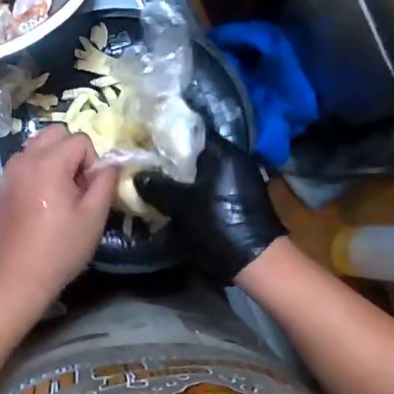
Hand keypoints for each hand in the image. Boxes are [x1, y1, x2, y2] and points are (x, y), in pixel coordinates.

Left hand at [0, 126, 117, 298]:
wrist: (16, 275)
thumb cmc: (60, 247)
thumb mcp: (94, 216)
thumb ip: (105, 183)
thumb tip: (108, 166)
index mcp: (49, 163)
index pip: (80, 139)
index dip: (92, 162)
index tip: (89, 191)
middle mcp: (25, 159)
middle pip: (55, 133)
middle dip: (72, 153)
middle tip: (76, 186)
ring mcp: (9, 172)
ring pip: (37, 146)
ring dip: (54, 160)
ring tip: (59, 194)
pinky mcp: (1, 187)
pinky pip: (24, 164)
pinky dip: (38, 172)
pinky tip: (41, 204)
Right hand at [134, 135, 285, 282]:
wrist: (255, 261)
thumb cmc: (219, 224)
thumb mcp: (183, 205)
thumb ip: (159, 186)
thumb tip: (138, 175)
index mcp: (225, 153)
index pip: (193, 132)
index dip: (168, 135)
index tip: (146, 140)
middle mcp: (236, 161)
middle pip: (198, 154)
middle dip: (173, 159)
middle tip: (145, 163)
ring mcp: (240, 181)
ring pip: (204, 173)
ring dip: (183, 178)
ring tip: (156, 182)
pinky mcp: (240, 200)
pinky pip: (212, 187)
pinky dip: (195, 191)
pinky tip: (176, 200)